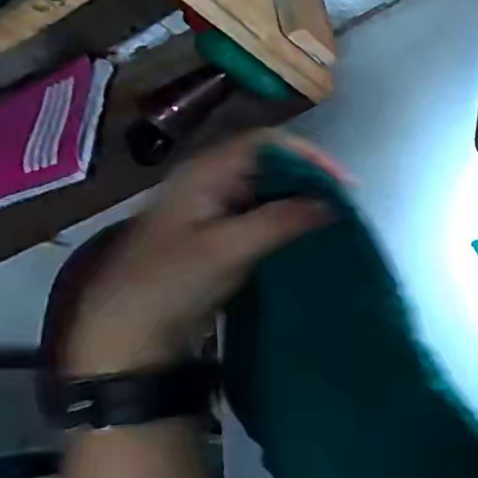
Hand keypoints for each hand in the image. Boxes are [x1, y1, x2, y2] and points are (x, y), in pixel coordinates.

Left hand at [62, 131, 344, 376]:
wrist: (129, 333)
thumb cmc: (171, 283)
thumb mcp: (229, 248)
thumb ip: (282, 220)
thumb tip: (334, 204)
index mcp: (205, 173)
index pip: (267, 144)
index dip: (310, 156)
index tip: (345, 185)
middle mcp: (212, 181)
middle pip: (273, 163)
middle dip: (313, 177)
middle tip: (348, 203)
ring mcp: (217, 207)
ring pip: (273, 188)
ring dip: (306, 198)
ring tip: (338, 216)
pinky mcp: (225, 233)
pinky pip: (268, 212)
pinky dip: (295, 217)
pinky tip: (314, 231)